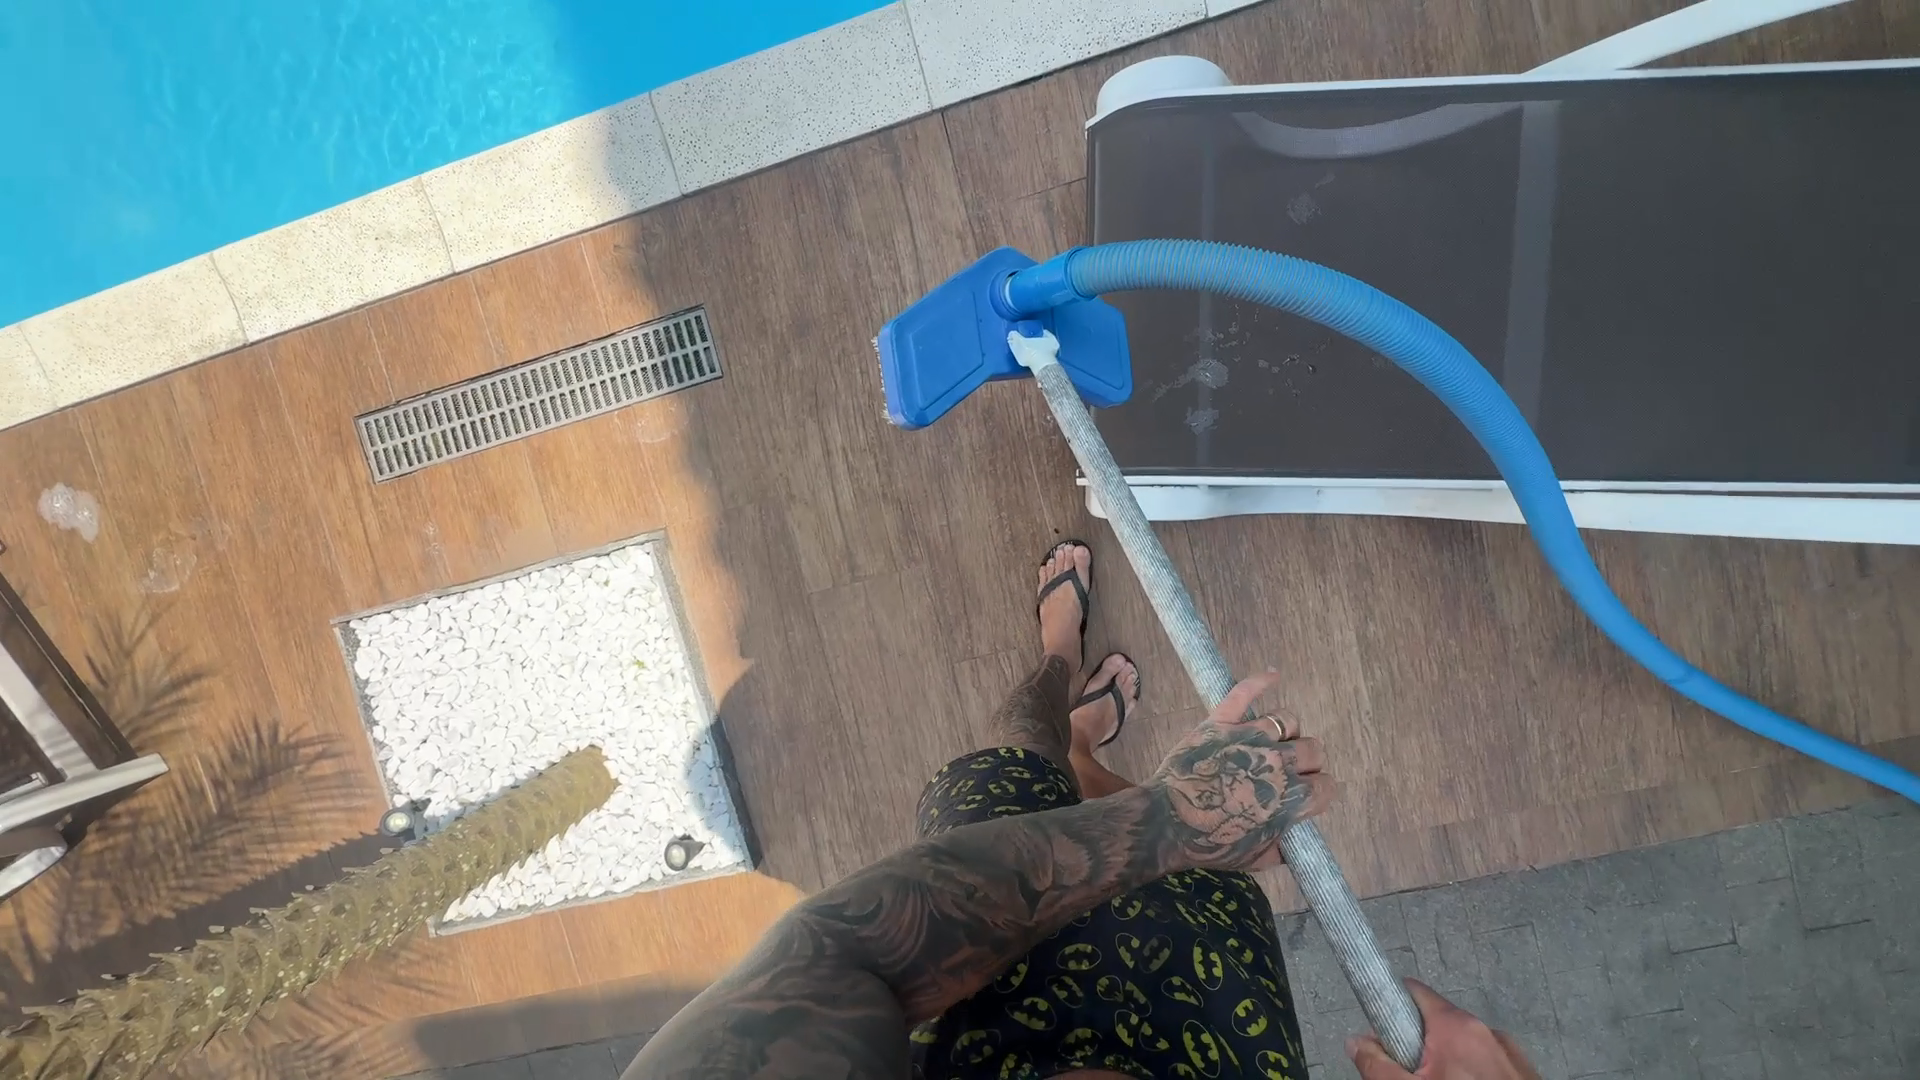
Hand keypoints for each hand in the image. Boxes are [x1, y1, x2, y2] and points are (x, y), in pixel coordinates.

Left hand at [1146, 670, 1333, 871]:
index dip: (1318, 790)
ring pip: (1287, 721)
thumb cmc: (1211, 843)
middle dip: (1306, 760)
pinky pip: (1244, 693)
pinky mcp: (1221, 722)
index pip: (1327, 786)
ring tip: (1273, 739)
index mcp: (1292, 800)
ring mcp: (1249, 738)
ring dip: (1285, 731)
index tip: (1306, 791)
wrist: (1167, 821)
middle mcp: (1278, 763)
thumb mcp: (1259, 858)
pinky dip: (1259, 681)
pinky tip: (1272, 674)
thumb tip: (1294, 835)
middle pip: (1313, 750)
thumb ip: (1284, 846)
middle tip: (1287, 768)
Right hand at [1349, 981, 1541, 1079]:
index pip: (1412, 991)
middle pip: (1437, 1025)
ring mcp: (1515, 1056)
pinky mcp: (1532, 1077)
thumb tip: (1356, 1042)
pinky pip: (1492, 1067)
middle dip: (1420, 1047)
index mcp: (1457, 1026)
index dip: (1392, 1009)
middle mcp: (1488, 1031)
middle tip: (1414, 1076)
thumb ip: (1377, 1065)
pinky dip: (1477, 1077)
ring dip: (1450, 1065)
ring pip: (1466, 1049)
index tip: (1386, 1038)